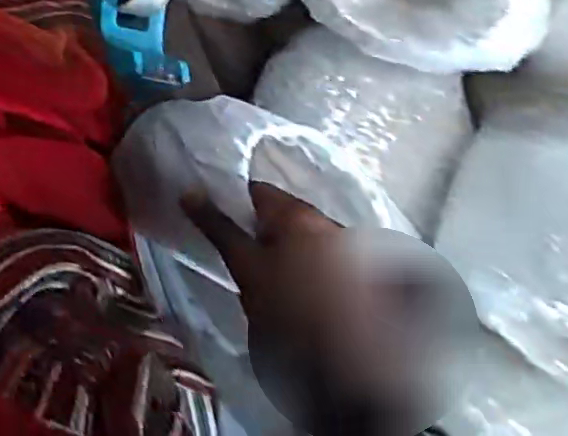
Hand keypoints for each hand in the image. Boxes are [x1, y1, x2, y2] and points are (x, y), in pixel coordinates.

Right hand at [182, 184, 465, 435]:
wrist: (356, 377)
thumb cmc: (290, 310)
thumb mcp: (243, 265)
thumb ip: (216, 225)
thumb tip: (188, 191)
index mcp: (300, 215)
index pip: (256, 191)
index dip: (234, 204)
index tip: (219, 225)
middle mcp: (334, 225)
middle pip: (286, 217)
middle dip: (265, 231)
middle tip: (245, 255)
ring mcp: (361, 255)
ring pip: (311, 242)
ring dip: (292, 252)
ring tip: (277, 280)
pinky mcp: (379, 285)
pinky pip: (335, 264)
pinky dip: (318, 271)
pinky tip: (309, 296)